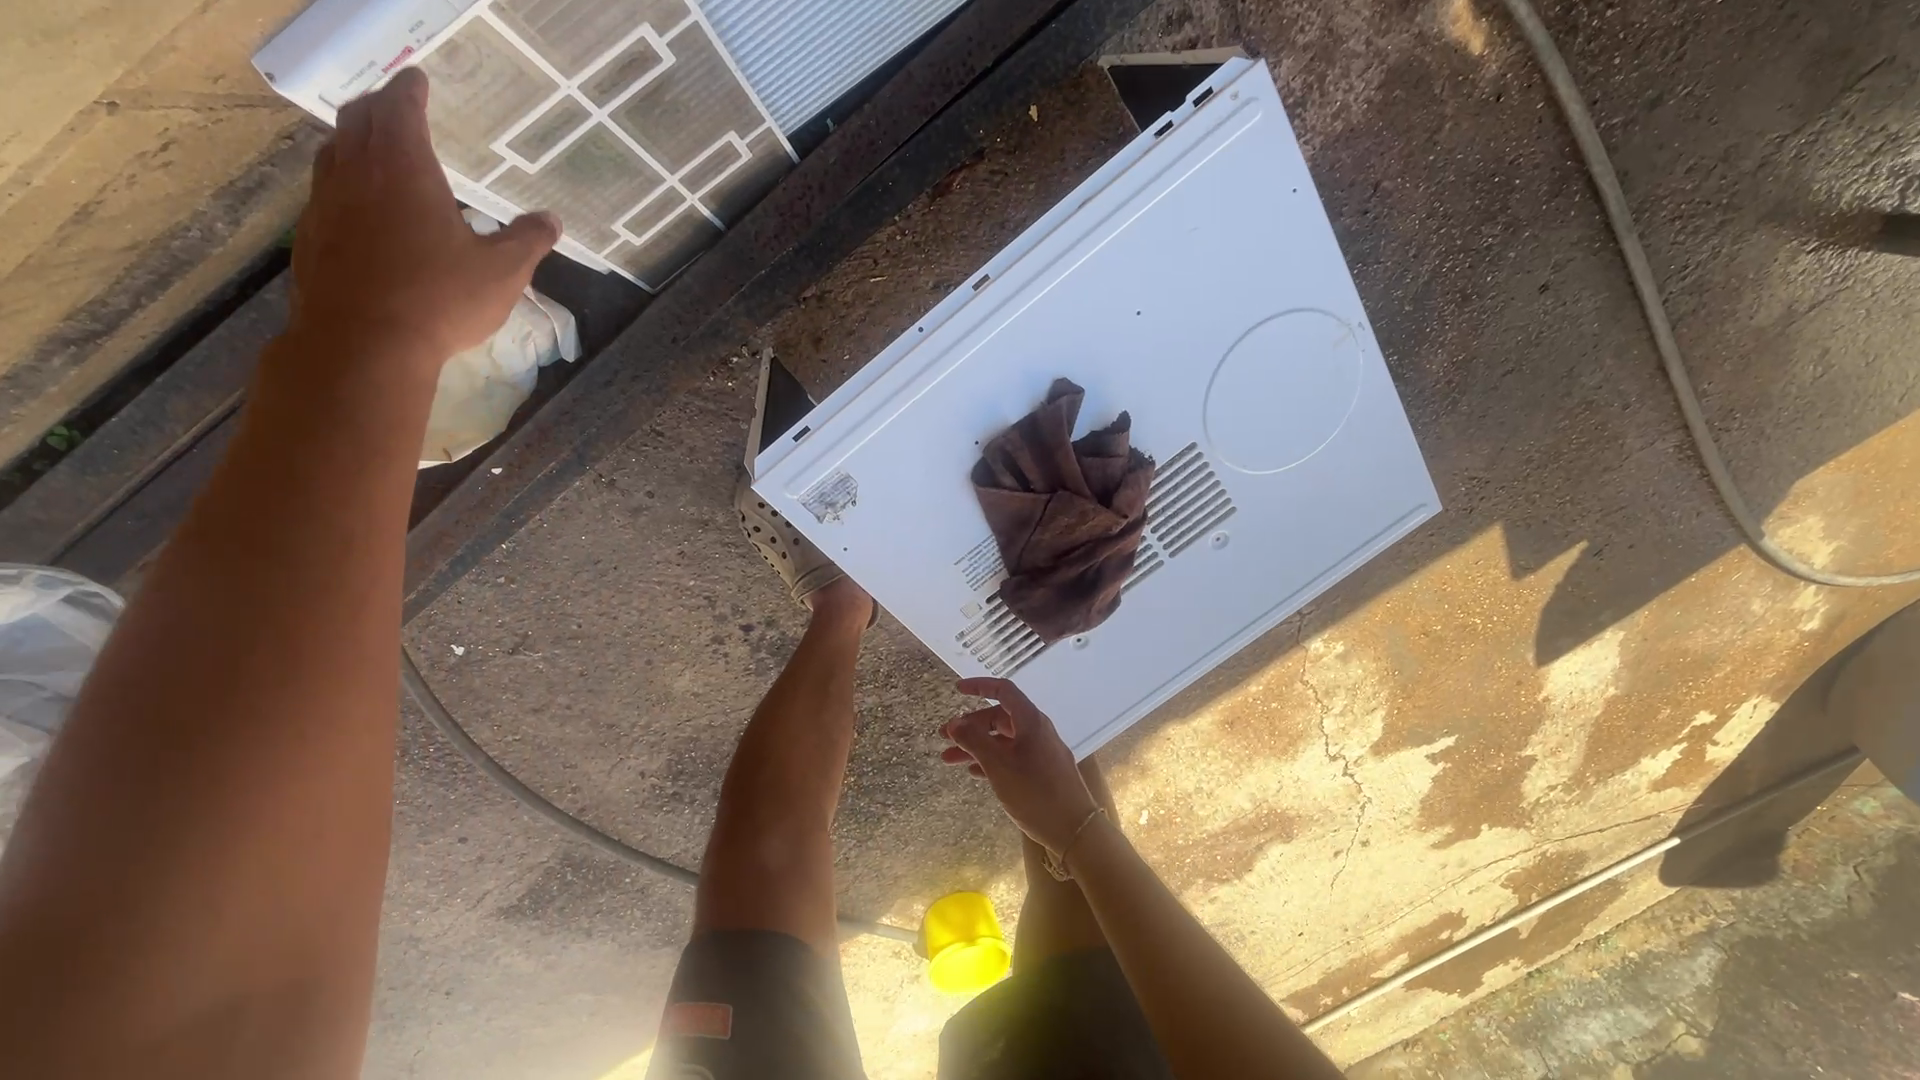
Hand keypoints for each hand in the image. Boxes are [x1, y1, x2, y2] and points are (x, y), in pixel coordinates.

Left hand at [289, 67, 560, 366]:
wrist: (363, 345)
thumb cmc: (440, 300)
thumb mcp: (503, 273)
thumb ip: (528, 241)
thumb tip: (551, 220)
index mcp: (405, 169)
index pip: (401, 108)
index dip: (410, 90)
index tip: (418, 80)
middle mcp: (357, 174)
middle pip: (357, 119)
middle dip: (378, 106)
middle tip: (397, 108)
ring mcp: (326, 205)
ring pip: (334, 153)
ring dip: (355, 142)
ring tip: (376, 151)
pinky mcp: (310, 238)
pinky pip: (325, 193)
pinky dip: (345, 184)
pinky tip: (363, 210)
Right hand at [941, 678, 1100, 851]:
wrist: (1075, 830)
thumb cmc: (1035, 794)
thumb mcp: (999, 766)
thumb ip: (974, 741)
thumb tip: (954, 723)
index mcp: (1031, 721)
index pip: (1004, 691)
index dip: (979, 687)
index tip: (957, 690)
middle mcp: (1038, 731)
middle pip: (1000, 717)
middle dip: (971, 726)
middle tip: (945, 737)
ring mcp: (1042, 751)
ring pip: (1004, 740)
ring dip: (977, 746)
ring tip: (950, 759)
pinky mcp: (1044, 771)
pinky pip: (1013, 756)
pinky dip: (992, 760)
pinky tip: (975, 772)